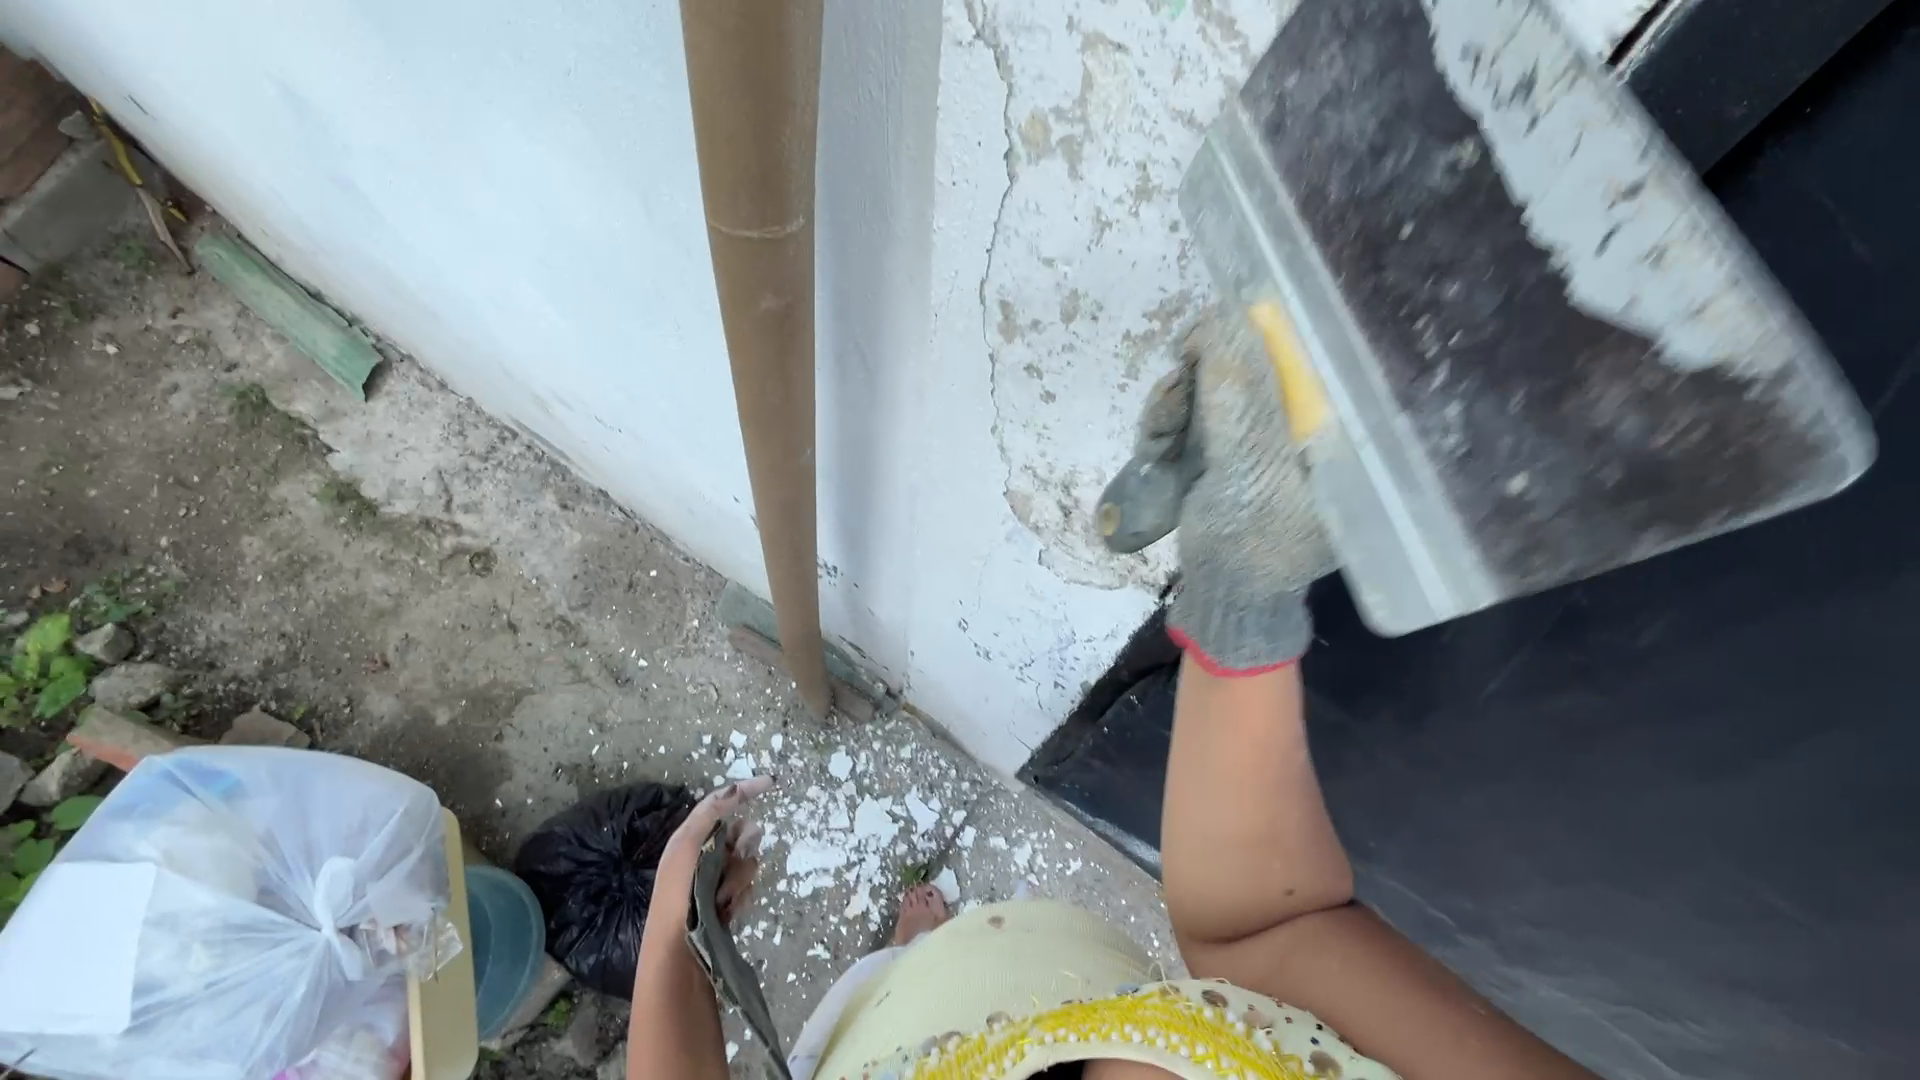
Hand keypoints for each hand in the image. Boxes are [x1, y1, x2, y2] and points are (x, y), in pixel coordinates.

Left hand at [646, 776, 771, 935]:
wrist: (676, 956)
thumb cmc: (678, 897)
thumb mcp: (687, 847)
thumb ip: (708, 816)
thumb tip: (734, 789)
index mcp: (687, 840)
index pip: (719, 804)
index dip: (744, 790)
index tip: (772, 783)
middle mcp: (700, 857)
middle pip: (737, 833)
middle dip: (742, 843)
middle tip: (738, 855)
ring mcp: (713, 882)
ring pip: (745, 861)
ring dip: (739, 875)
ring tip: (725, 896)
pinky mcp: (724, 904)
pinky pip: (746, 887)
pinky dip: (741, 894)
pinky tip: (731, 909)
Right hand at [1097, 307, 1335, 673]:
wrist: (1224, 599)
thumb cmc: (1248, 548)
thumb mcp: (1245, 471)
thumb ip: (1236, 396)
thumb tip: (1220, 316)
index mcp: (1345, 421)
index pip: (1308, 344)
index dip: (1250, 332)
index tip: (1197, 347)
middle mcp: (1318, 414)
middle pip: (1255, 357)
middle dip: (1197, 380)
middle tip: (1166, 410)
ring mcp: (1277, 427)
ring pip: (1218, 380)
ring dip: (1174, 405)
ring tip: (1156, 444)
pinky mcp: (1244, 440)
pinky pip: (1204, 405)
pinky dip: (1172, 421)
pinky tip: (1157, 447)